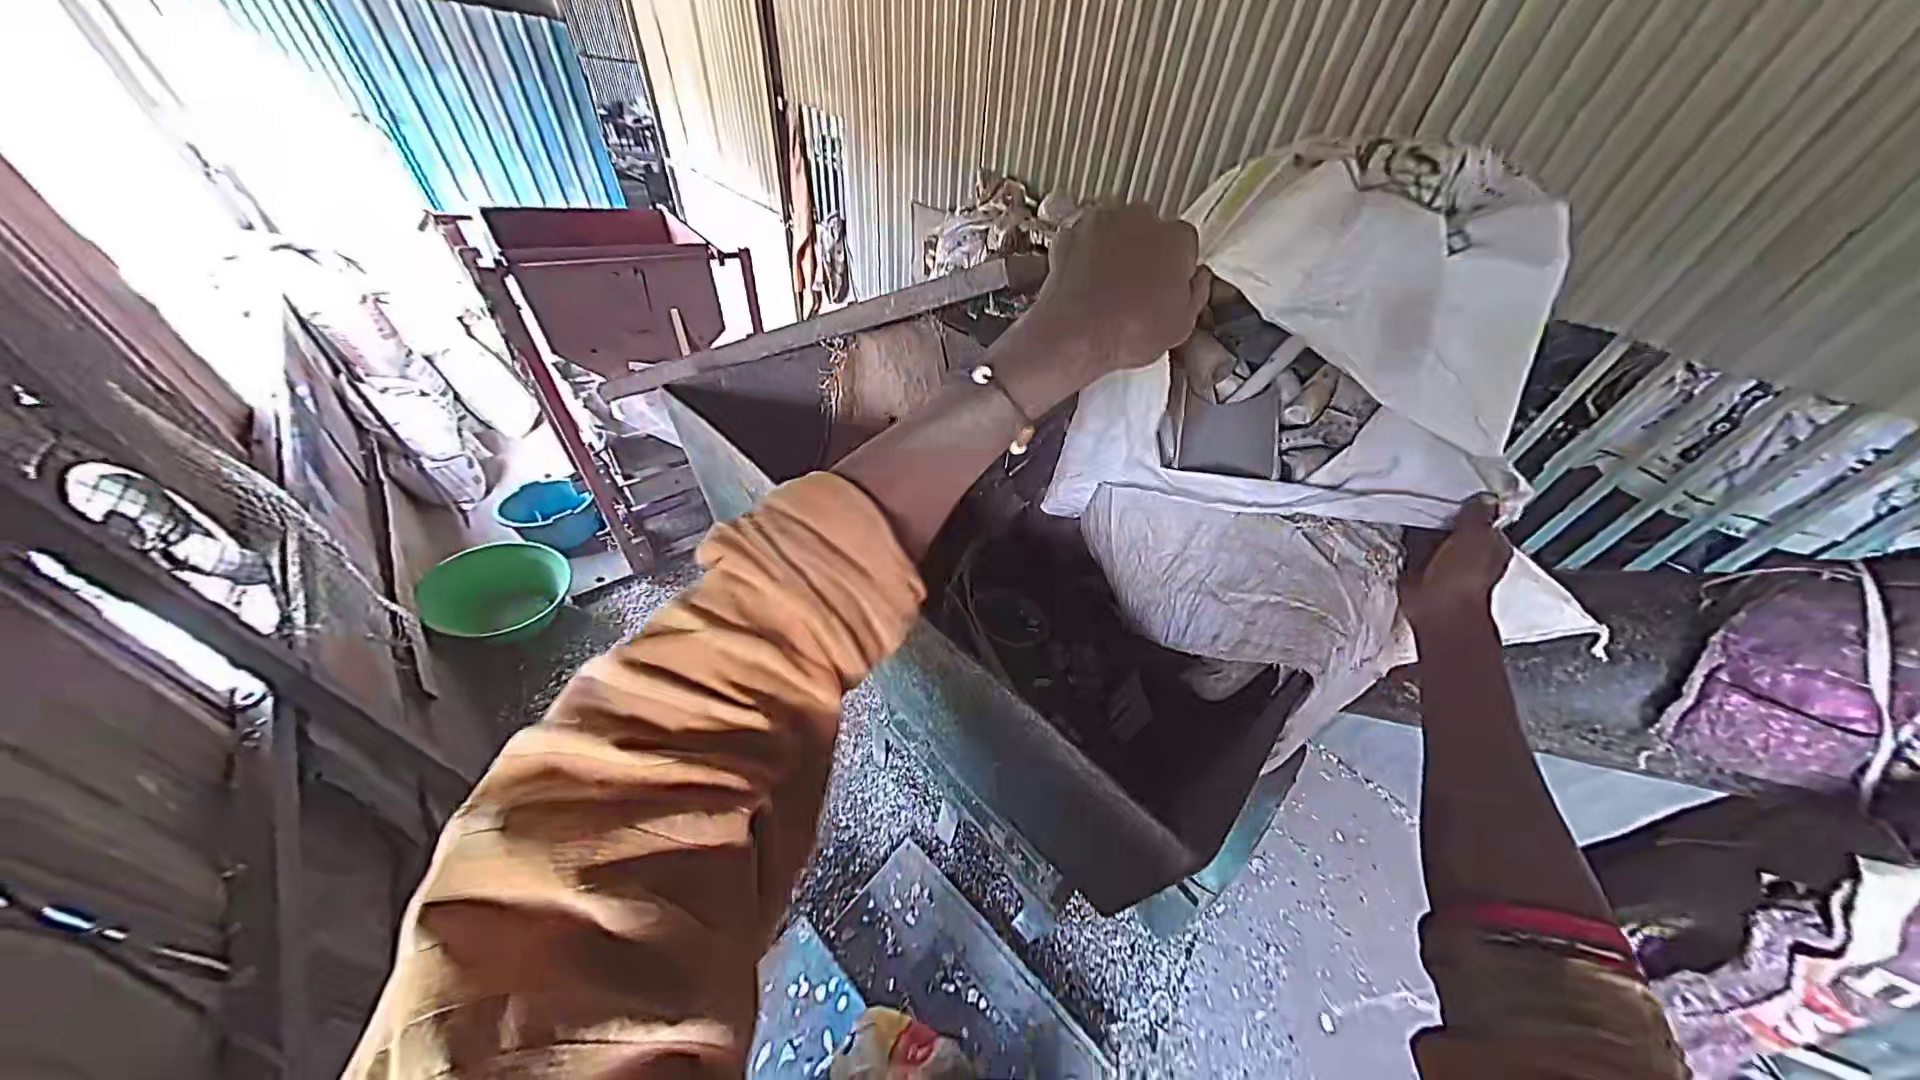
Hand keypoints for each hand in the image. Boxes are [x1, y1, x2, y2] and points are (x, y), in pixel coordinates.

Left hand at [998, 203, 1208, 410]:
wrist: (1074, 336)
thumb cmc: (1128, 332)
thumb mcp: (1181, 325)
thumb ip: (1197, 292)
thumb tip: (1198, 280)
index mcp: (1177, 238)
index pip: (1183, 244)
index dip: (1174, 267)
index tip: (1165, 286)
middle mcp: (1142, 218)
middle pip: (1148, 231)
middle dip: (1142, 254)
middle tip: (1133, 289)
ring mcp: (1103, 222)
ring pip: (1114, 231)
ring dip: (1112, 250)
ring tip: (1105, 287)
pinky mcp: (1070, 233)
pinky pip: (1082, 239)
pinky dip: (1082, 254)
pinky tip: (1083, 281)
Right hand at [1400, 495, 1512, 628]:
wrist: (1436, 607)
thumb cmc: (1464, 578)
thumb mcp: (1477, 535)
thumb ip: (1479, 514)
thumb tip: (1483, 498)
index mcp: (1491, 546)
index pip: (1483, 519)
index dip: (1471, 505)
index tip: (1457, 492)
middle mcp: (1468, 555)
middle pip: (1454, 527)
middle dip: (1442, 515)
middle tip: (1430, 498)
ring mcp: (1443, 563)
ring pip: (1432, 536)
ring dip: (1422, 527)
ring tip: (1413, 511)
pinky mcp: (1419, 569)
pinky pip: (1411, 548)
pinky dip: (1406, 540)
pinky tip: (1401, 531)